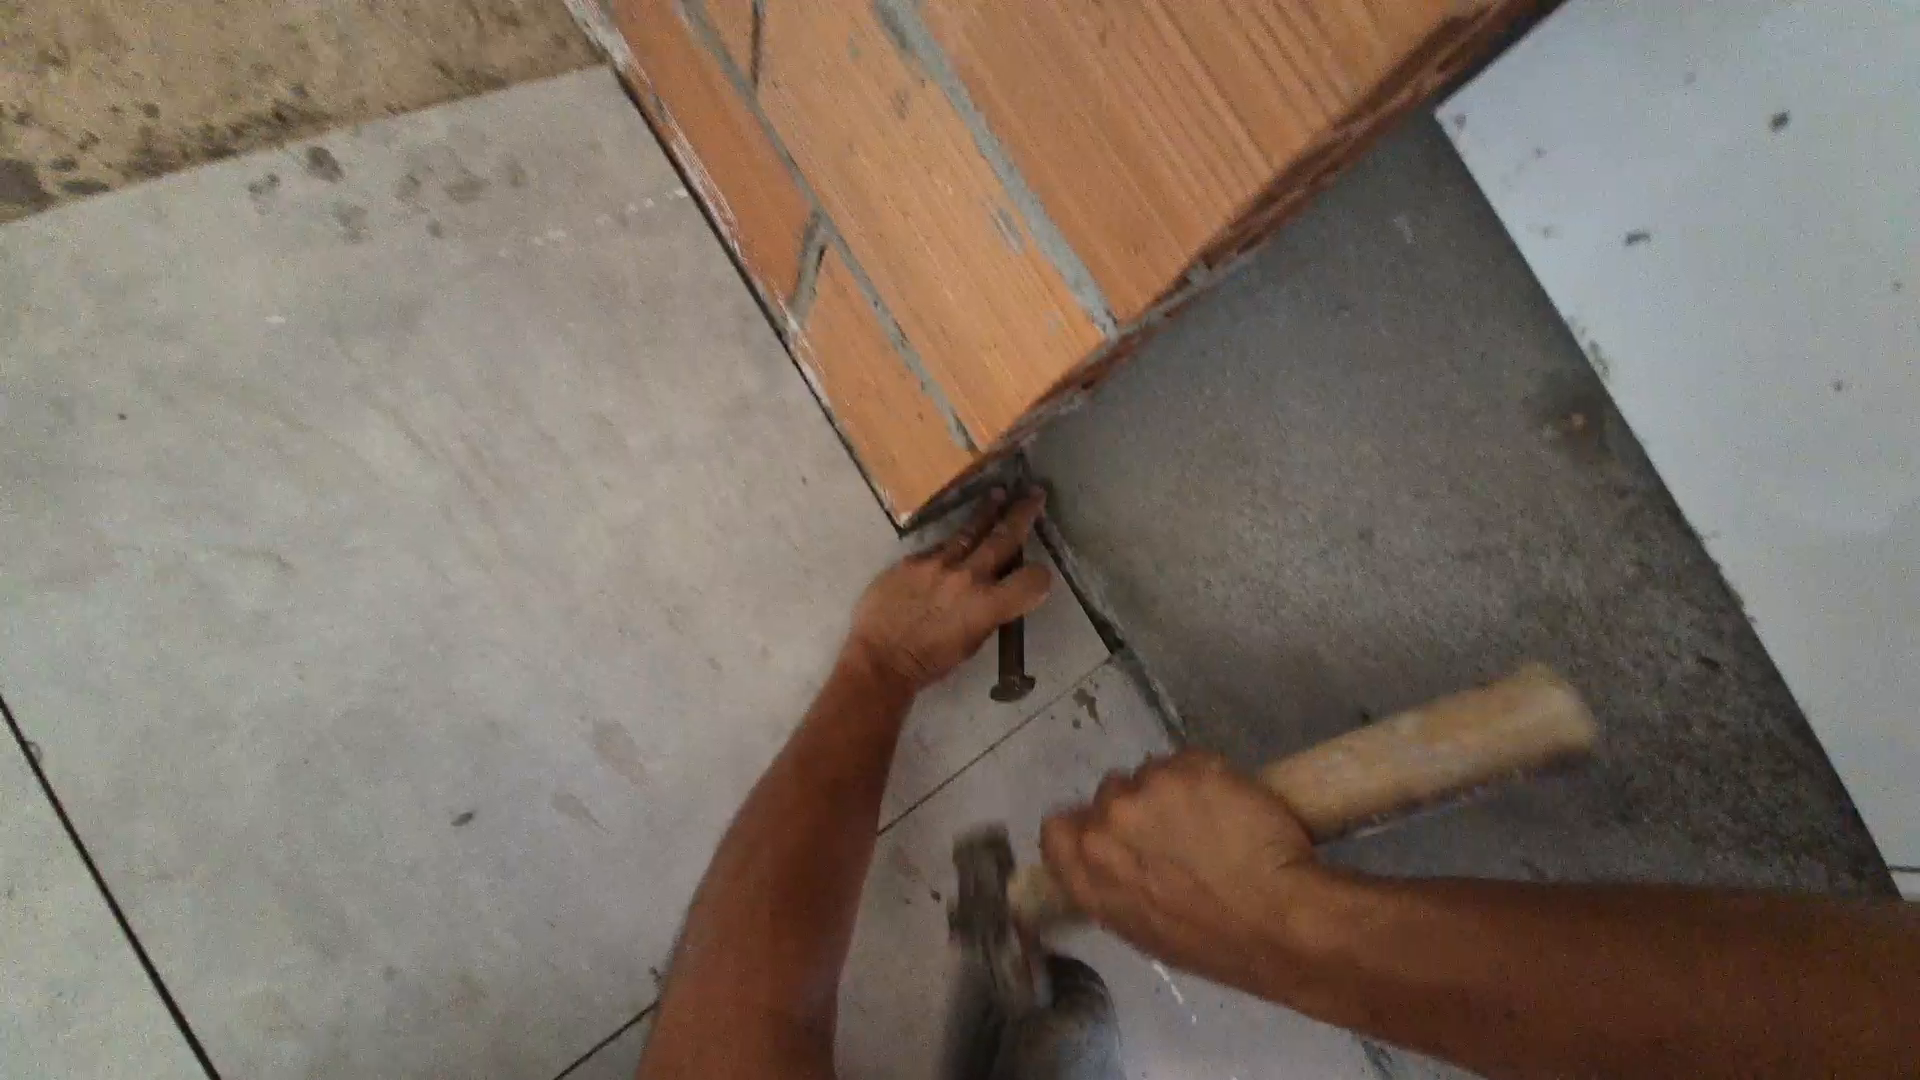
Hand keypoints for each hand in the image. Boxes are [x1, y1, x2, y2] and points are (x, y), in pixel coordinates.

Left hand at [846, 488, 1053, 691]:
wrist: (879, 659)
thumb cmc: (929, 662)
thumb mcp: (972, 644)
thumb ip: (988, 613)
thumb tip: (995, 592)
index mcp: (987, 606)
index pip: (1031, 580)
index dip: (1040, 579)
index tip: (1038, 576)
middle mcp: (966, 577)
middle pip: (1003, 537)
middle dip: (1022, 514)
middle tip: (1034, 494)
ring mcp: (936, 564)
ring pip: (970, 531)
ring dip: (987, 512)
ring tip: (998, 494)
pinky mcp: (911, 560)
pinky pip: (937, 549)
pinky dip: (948, 549)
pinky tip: (948, 551)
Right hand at [1040, 751, 1321, 992]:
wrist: (1284, 925)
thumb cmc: (1218, 942)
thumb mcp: (1146, 930)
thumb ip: (1113, 883)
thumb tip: (1114, 856)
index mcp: (1090, 876)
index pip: (1056, 830)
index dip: (1084, 825)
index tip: (1113, 831)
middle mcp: (1105, 827)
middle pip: (1109, 793)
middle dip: (1139, 804)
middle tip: (1177, 827)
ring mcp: (1144, 792)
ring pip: (1150, 772)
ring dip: (1175, 788)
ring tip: (1214, 819)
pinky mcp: (1185, 768)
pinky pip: (1188, 760)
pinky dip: (1209, 776)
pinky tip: (1235, 804)